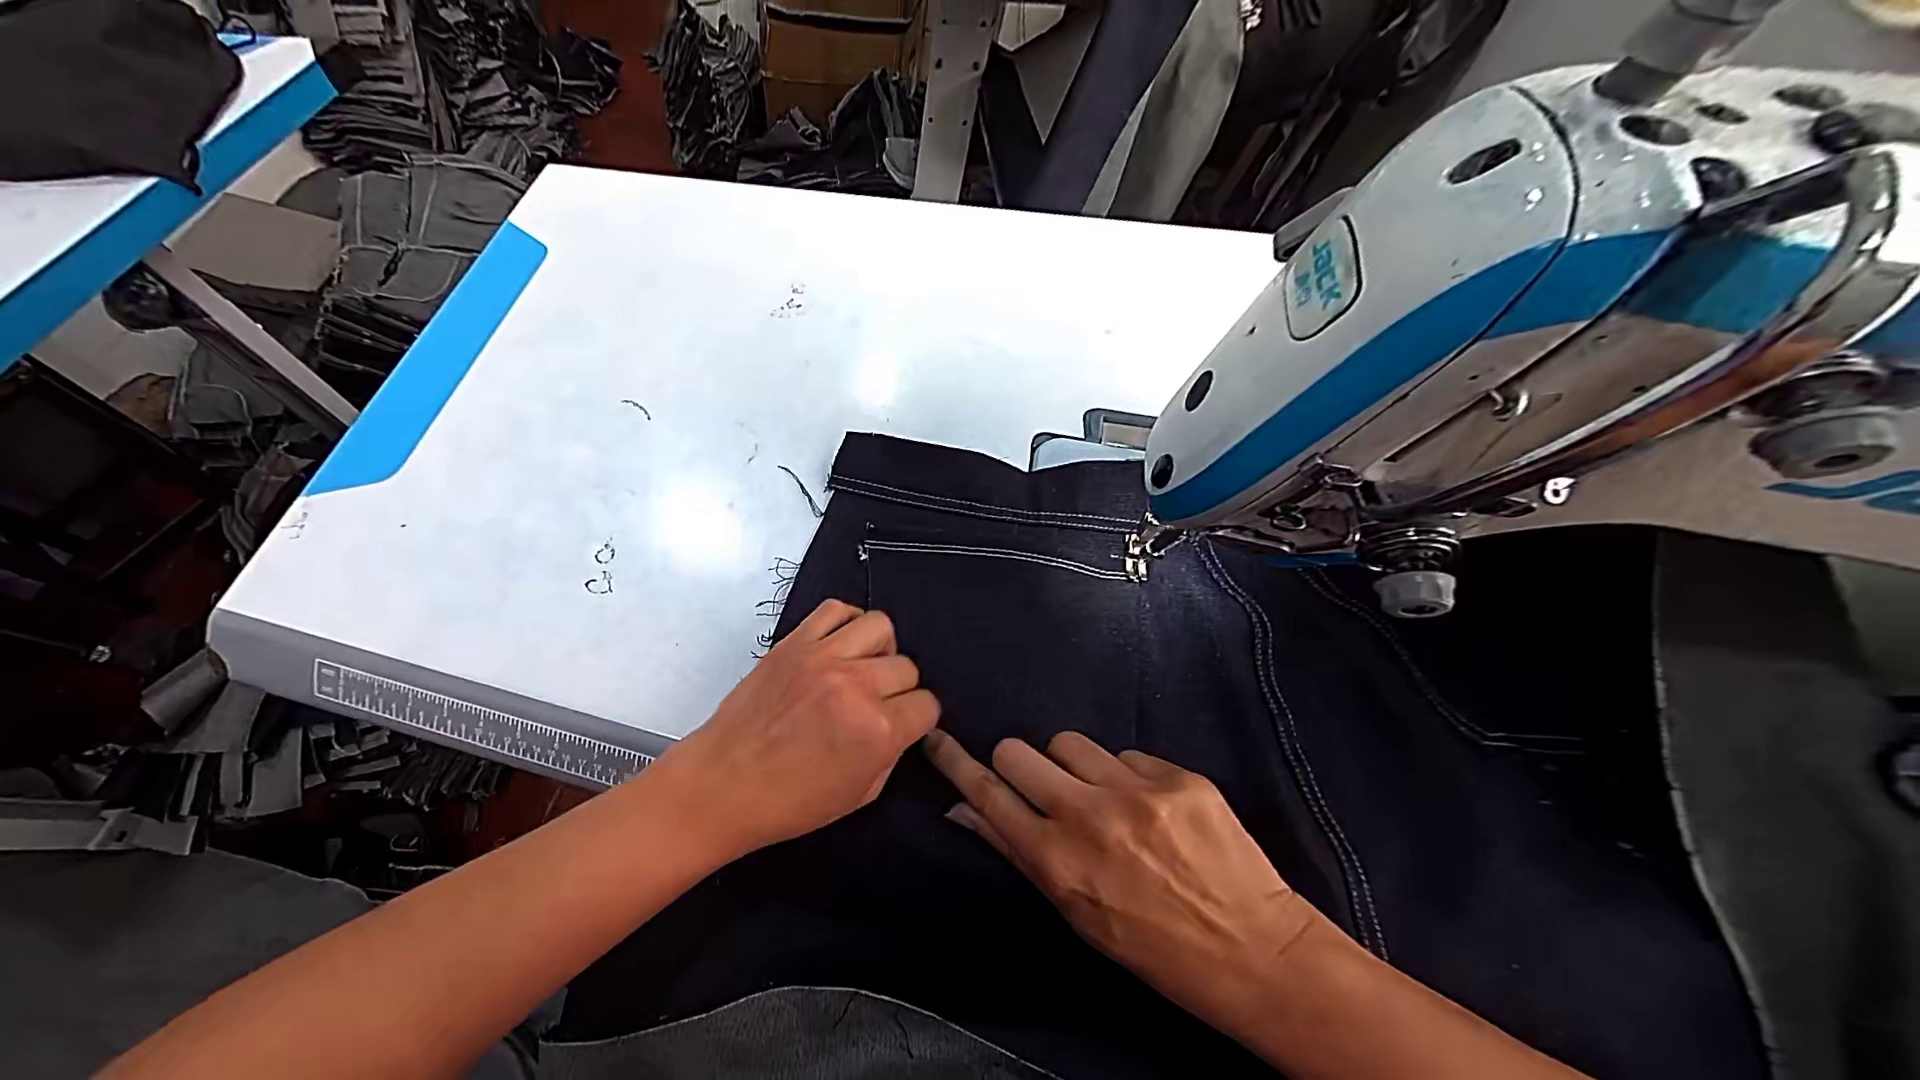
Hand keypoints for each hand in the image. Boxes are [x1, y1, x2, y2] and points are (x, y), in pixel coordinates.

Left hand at [644, 600, 939, 859]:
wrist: (721, 786)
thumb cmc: (785, 800)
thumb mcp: (860, 793)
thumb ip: (891, 752)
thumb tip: (903, 723)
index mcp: (877, 731)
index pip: (927, 705)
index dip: (918, 718)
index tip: (905, 722)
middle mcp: (855, 687)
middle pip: (907, 666)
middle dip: (899, 689)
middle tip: (878, 703)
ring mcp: (823, 658)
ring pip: (880, 627)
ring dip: (879, 650)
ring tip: (862, 669)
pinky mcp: (794, 643)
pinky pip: (836, 609)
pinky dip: (847, 623)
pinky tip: (840, 646)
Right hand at [922, 729, 1323, 1029]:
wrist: (1254, 951)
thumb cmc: (1154, 946)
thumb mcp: (1075, 912)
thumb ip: (1017, 852)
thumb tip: (965, 809)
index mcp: (1058, 861)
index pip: (988, 794)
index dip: (956, 762)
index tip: (938, 738)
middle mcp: (1090, 816)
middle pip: (1020, 750)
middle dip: (1020, 764)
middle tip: (1042, 786)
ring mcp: (1137, 791)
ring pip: (1070, 742)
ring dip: (1074, 765)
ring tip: (1102, 798)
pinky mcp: (1178, 775)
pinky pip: (1126, 753)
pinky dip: (1126, 775)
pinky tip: (1149, 808)